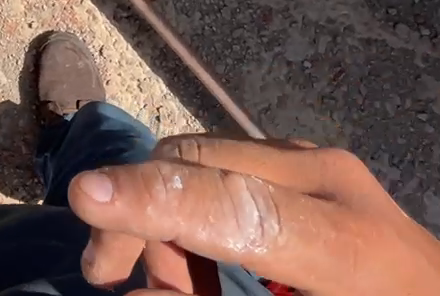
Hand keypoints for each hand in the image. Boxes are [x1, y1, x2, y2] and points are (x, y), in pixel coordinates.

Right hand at [67, 135, 439, 295]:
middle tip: (105, 275)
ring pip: (200, 157)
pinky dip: (194, 207)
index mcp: (355, 249)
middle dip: (140, 213)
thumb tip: (132, 292)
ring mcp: (319, 163)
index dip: (158, 201)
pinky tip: (200, 259)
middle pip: (199, 164)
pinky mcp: (308, 163)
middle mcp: (332, 181)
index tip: (84, 197)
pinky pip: (224, 165)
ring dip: (164, 213)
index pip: (239, 209)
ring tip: (168, 281)